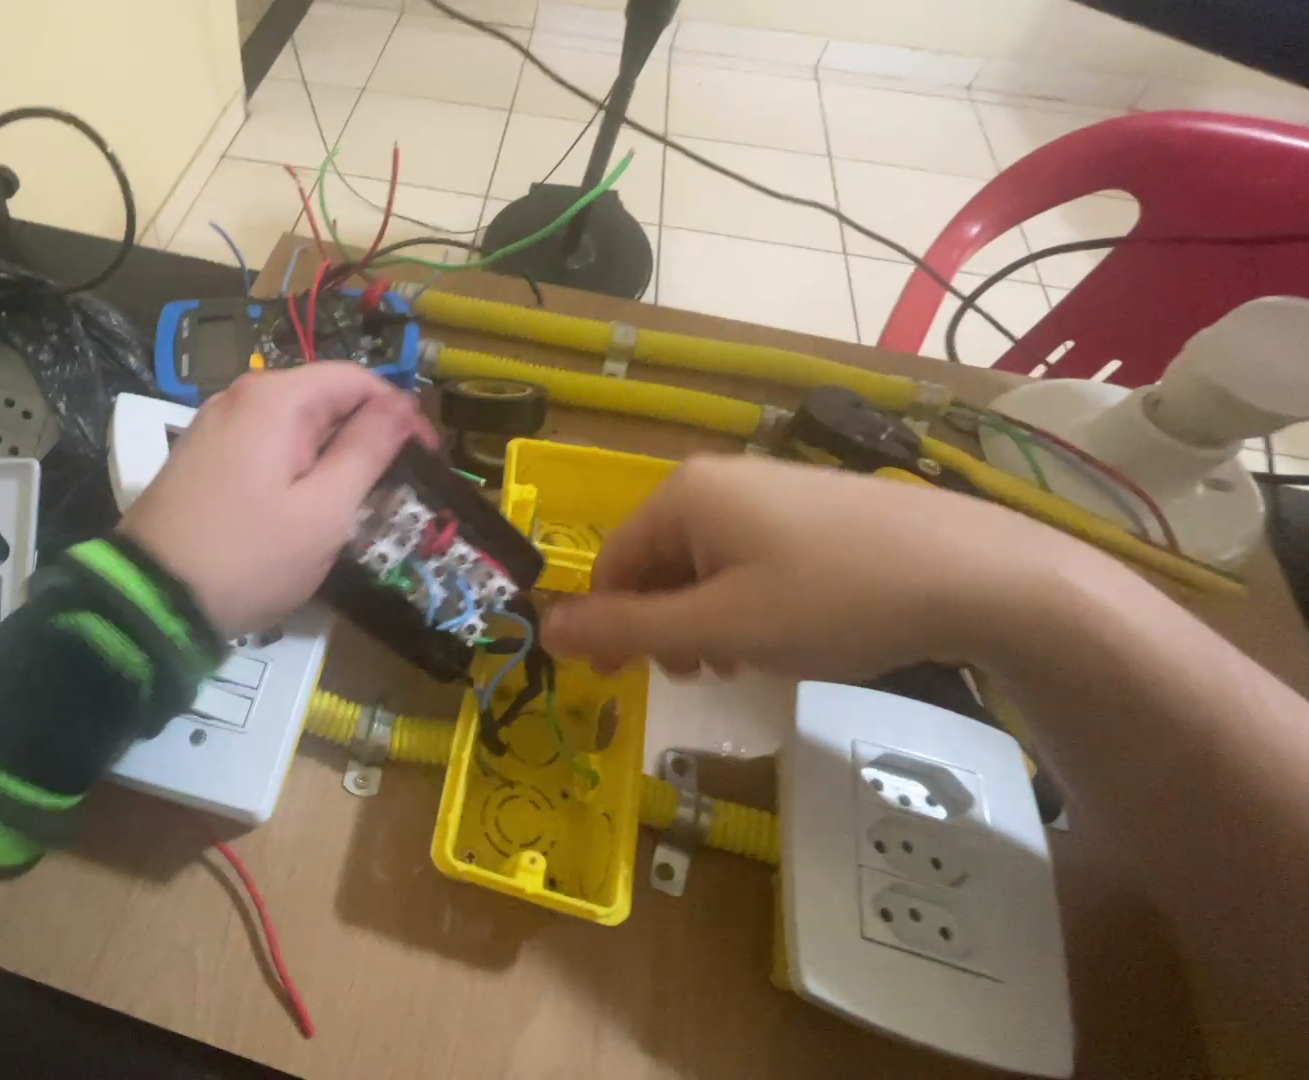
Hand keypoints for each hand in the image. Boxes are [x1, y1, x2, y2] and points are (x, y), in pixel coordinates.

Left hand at [118, 364, 433, 637]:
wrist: (153, 601)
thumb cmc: (249, 558)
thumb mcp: (323, 510)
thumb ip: (367, 450)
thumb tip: (404, 403)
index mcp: (277, 399)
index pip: (359, 380)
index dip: (401, 414)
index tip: (429, 458)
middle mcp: (243, 396)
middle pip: (325, 399)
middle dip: (368, 437)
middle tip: (397, 489)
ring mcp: (216, 425)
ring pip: (296, 425)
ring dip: (334, 455)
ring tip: (359, 503)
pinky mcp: (203, 455)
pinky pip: (266, 445)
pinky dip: (298, 466)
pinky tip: (308, 505)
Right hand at [542, 455, 1120, 681]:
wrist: (985, 575)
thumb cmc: (834, 599)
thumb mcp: (719, 628)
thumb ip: (626, 630)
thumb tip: (544, 628)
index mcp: (681, 495)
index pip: (610, 563)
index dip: (609, 625)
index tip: (627, 679)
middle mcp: (715, 479)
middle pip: (654, 562)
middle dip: (662, 624)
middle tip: (697, 675)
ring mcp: (766, 488)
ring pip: (700, 564)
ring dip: (702, 618)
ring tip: (741, 660)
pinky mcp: (807, 507)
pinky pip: (745, 556)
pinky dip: (742, 600)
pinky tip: (780, 631)